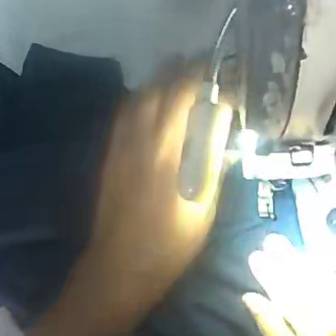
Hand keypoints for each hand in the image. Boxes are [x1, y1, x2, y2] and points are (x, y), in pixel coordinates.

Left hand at [68, 69, 231, 324]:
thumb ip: (212, 158)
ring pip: (137, 99)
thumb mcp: (204, 204)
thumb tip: (221, 123)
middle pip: (158, 90)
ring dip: (159, 84)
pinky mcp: (109, 159)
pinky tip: (150, 108)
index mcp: (167, 150)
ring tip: (179, 80)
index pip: (185, 95)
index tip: (225, 75)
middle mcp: (139, 140)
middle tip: (204, 69)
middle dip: (182, 73)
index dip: (205, 78)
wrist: (121, 266)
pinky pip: (122, 118)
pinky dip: (139, 103)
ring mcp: (119, 148)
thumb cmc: (171, 243)